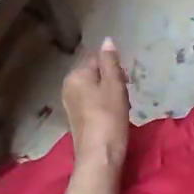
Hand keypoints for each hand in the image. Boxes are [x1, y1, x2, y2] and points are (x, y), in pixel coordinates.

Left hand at [62, 38, 129, 166]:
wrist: (99, 154)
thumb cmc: (109, 115)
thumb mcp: (114, 84)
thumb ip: (110, 61)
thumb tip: (107, 40)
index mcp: (75, 75)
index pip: (96, 59)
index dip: (114, 67)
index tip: (125, 79)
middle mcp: (68, 87)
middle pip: (95, 74)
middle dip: (111, 80)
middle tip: (125, 93)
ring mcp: (71, 104)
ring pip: (95, 89)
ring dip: (109, 93)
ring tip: (122, 105)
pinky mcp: (77, 119)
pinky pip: (92, 103)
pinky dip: (104, 105)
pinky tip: (114, 115)